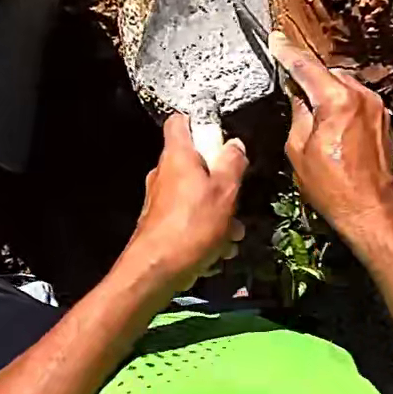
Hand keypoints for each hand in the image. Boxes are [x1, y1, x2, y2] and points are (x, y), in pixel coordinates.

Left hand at [120, 115, 248, 291]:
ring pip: (195, 196)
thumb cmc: (192, 226)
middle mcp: (163, 174)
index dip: (200, 123)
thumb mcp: (225, 191)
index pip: (180, 122)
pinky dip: (205, 232)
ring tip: (232, 236)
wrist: (156, 271)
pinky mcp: (160, 226)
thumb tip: (234, 145)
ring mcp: (159, 201)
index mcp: (176, 156)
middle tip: (236, 201)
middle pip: (194, 164)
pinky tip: (217, 252)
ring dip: (218, 214)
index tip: (219, 138)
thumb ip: (232, 164)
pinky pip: (188, 220)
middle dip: (220, 182)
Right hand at [272, 31, 392, 237]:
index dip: (287, 52)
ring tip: (313, 118)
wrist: (370, 208)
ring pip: (344, 87)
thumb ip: (298, 115)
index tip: (276, 39)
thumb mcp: (299, 151)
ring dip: (327, 95)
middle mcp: (361, 96)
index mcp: (337, 101)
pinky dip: (342, 106)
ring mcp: (376, 107)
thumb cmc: (333, 187)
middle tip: (291, 93)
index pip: (307, 67)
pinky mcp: (383, 119)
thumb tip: (298, 97)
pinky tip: (332, 127)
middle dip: (309, 80)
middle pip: (328, 74)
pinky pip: (357, 102)